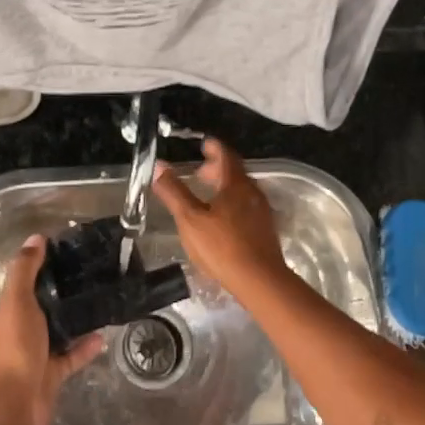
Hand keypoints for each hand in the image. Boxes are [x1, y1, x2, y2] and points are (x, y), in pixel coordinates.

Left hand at [0, 234, 104, 424]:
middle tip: (91, 276)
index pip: (26, 282)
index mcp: (11, 310)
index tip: (68, 250)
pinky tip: (103, 336)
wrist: (15, 402)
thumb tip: (36, 238)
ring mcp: (37, 354)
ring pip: (59, 331)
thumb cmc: (15, 347)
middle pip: (44, 306)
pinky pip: (72, 357)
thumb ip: (25, 270)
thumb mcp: (17, 301)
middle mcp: (22, 330)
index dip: (43, 266)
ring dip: (76, 319)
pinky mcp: (53, 374)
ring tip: (101, 302)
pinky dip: (85, 348)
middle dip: (63, 293)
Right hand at [152, 139, 290, 296]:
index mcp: (235, 184)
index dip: (214, 148)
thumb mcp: (190, 219)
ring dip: (225, 186)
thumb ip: (174, 192)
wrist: (260, 280)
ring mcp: (262, 211)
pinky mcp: (265, 230)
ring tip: (208, 195)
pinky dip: (233, 202)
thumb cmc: (222, 247)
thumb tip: (159, 166)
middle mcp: (253, 192)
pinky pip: (247, 206)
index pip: (226, 156)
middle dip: (217, 168)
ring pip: (242, 190)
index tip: (204, 143)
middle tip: (200, 172)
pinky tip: (222, 219)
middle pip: (235, 172)